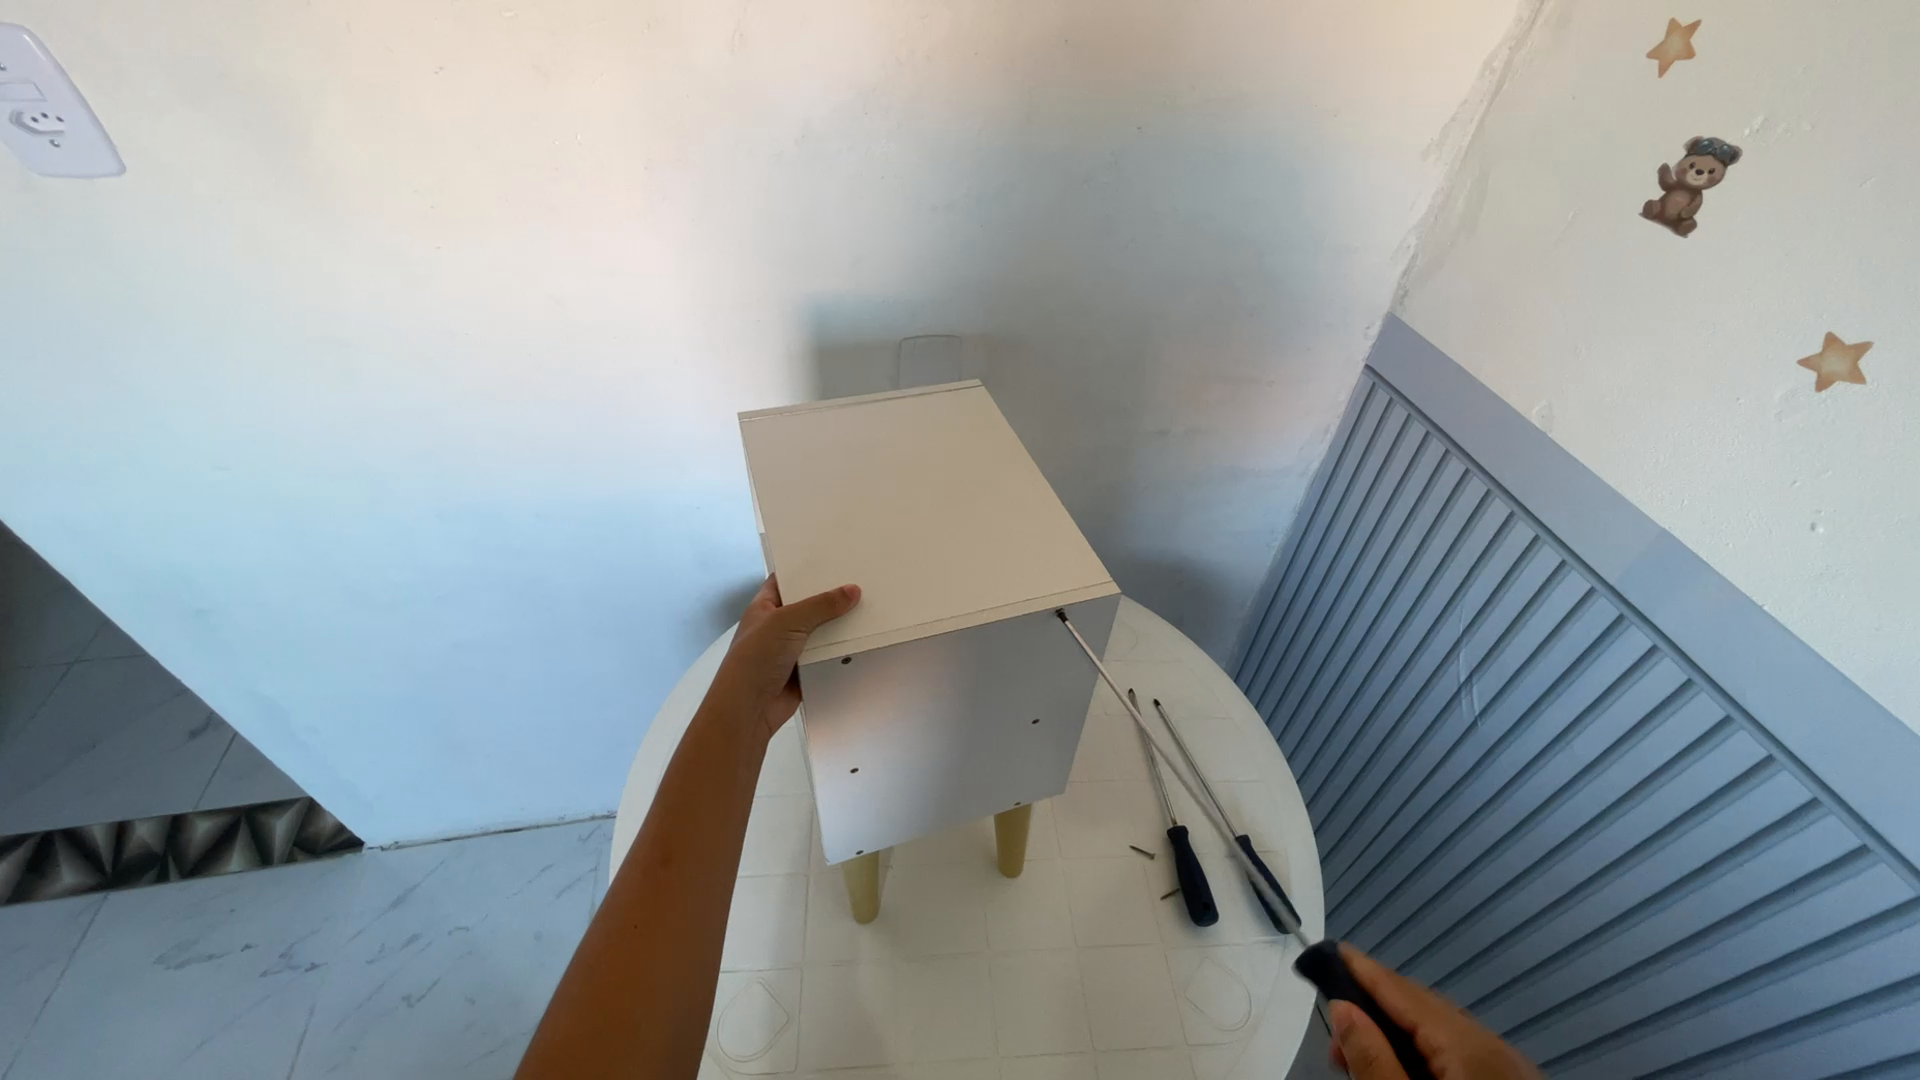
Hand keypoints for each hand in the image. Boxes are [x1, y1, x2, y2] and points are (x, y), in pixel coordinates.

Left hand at [704, 574, 860, 741]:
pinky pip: (827, 654)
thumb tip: (852, 591)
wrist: (749, 709)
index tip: (834, 559)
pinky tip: (865, 638)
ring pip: (821, 631)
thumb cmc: (757, 658)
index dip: (807, 569)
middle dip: (831, 597)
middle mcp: (778, 625)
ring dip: (840, 625)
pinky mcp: (805, 669)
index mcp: (765, 606)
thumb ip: (821, 605)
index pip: (787, 580)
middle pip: (809, 605)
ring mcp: (792, 648)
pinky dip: (841, 650)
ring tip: (871, 606)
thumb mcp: (787, 621)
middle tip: (862, 580)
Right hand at [1328, 946, 1541, 1079]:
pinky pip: (1460, 1052)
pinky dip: (1424, 1050)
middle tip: (1333, 1027)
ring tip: (1359, 1051)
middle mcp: (1498, 1047)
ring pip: (1440, 1030)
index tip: (1328, 949)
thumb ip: (1374, 1060)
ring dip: (1396, 1032)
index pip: (1403, 991)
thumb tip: (1342, 1008)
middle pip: (1422, 1006)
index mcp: (1473, 1047)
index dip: (1362, 968)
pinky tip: (1402, 1064)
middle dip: (1373, 1006)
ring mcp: (1511, 1067)